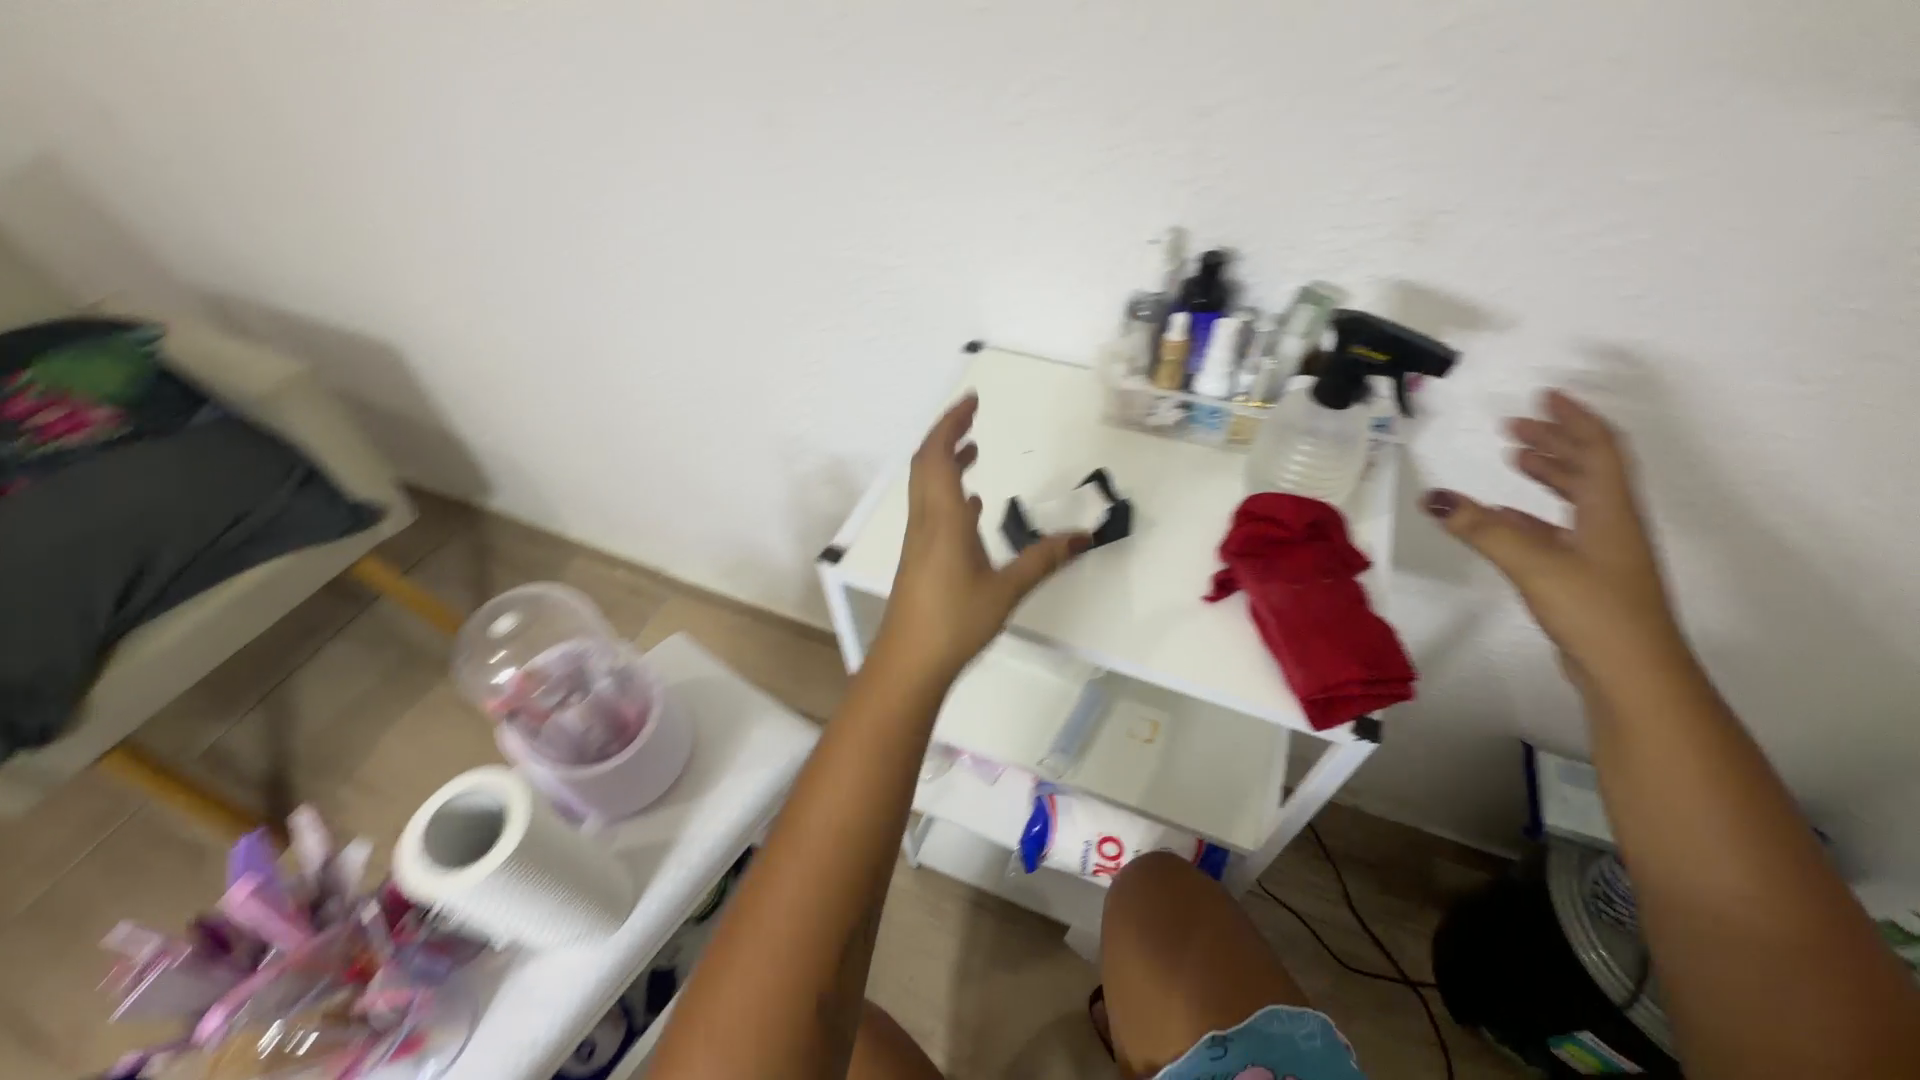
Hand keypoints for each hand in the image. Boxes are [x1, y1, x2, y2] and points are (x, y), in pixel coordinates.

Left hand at [874, 394, 1088, 681]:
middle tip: (973, 415)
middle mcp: (925, 521)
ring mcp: (918, 541)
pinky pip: (930, 510)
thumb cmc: (955, 623)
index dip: (952, 423)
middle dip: (947, 433)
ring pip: (925, 486)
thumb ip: (1044, 561)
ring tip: (974, 449)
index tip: (972, 400)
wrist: (908, 663)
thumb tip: (1084, 538)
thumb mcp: (1006, 591)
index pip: (940, 456)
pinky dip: (948, 493)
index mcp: (943, 519)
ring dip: (946, 461)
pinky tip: (970, 506)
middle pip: (926, 463)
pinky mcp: (918, 559)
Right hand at [1424, 391, 1690, 682]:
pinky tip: (1508, 517)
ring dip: (1548, 472)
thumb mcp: (1533, 564)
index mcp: (1609, 510)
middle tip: (1516, 426)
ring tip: (1514, 458)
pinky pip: (1560, 528)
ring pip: (1577, 497)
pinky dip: (1534, 513)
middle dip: (1554, 441)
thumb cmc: (1594, 610)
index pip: (1598, 448)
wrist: (1633, 672)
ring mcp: (1602, 551)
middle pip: (1588, 468)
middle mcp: (1611, 523)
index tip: (1546, 396)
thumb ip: (1483, 529)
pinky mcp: (1587, 576)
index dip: (1574, 419)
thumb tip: (1434, 498)